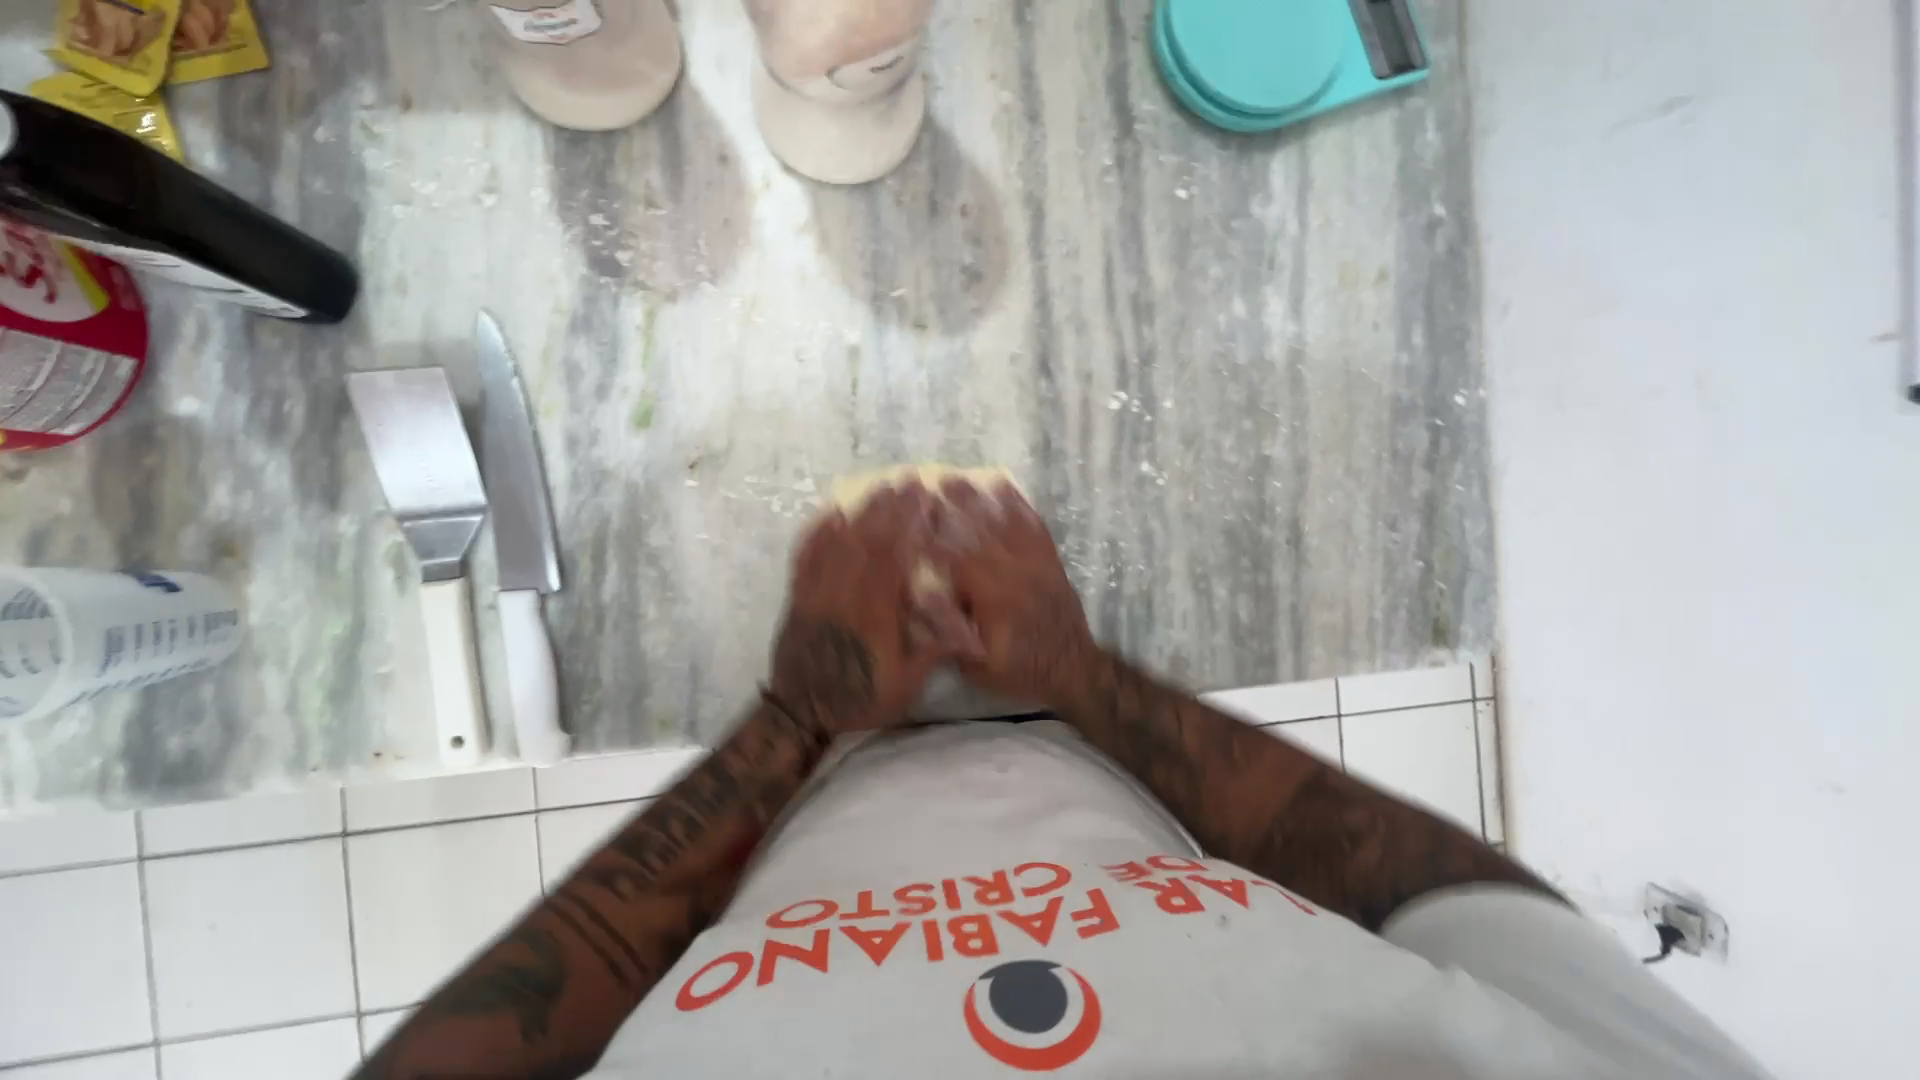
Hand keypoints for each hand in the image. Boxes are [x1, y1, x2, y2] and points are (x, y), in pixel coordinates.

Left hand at [770, 482, 964, 736]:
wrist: (801, 711)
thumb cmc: (860, 698)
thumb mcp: (905, 685)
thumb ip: (932, 651)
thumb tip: (968, 628)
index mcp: (874, 617)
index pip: (892, 560)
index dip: (908, 527)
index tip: (925, 502)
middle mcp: (844, 597)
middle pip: (866, 540)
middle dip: (889, 506)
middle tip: (909, 479)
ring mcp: (817, 592)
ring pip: (837, 540)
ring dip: (859, 508)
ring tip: (880, 482)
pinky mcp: (798, 593)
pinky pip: (806, 553)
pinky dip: (819, 527)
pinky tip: (833, 507)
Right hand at [931, 477, 1100, 708]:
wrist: (1073, 667)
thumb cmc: (1020, 670)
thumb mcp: (978, 666)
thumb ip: (952, 636)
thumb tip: (922, 606)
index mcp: (997, 599)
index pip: (961, 561)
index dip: (935, 540)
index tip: (912, 520)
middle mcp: (1018, 573)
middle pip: (981, 533)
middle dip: (954, 508)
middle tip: (926, 483)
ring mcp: (1037, 562)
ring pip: (1005, 523)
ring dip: (980, 498)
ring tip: (956, 477)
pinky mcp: (1050, 557)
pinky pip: (1033, 523)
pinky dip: (1016, 502)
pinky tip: (1001, 482)